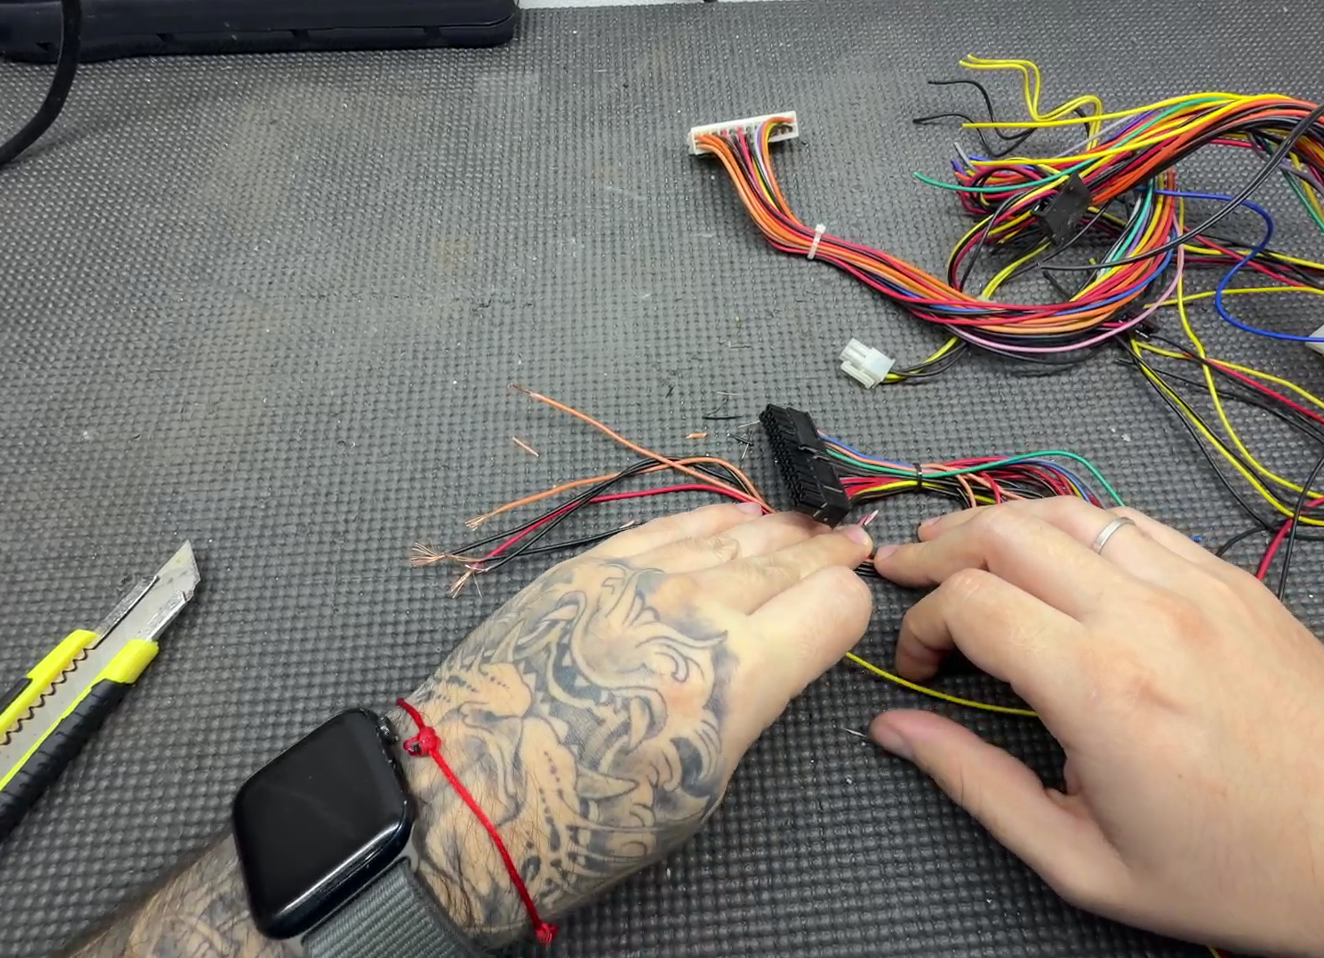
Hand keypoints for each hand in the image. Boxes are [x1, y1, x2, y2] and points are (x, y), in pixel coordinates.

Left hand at [396, 502, 872, 945]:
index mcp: (739, 673)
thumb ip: (749, 697)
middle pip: (787, 560)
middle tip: (851, 539)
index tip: (851, 598)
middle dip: (827, 551)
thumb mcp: (703, 780)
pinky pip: (672, 525)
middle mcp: (698, 609)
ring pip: (735, 534)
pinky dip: (712, 517)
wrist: (472, 789)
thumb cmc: (589, 811)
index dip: (850, 601)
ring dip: (779, 528)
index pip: (831, 605)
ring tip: (805, 522)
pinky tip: (737, 512)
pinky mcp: (596, 565)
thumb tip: (772, 650)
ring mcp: (644, 577)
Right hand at [868, 498, 1323, 956]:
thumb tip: (893, 728)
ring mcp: (1192, 584)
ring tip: (953, 540)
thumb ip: (972, 781)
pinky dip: (1064, 523)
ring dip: (992, 521)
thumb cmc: (1234, 874)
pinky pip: (1123, 520)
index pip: (970, 603)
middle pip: (1001, 534)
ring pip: (1059, 510)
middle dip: (935, 548)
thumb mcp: (1082, 860)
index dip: (922, 623)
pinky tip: (1044, 547)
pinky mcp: (1227, 577)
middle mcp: (1143, 615)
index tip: (920, 662)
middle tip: (903, 568)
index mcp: (1102, 687)